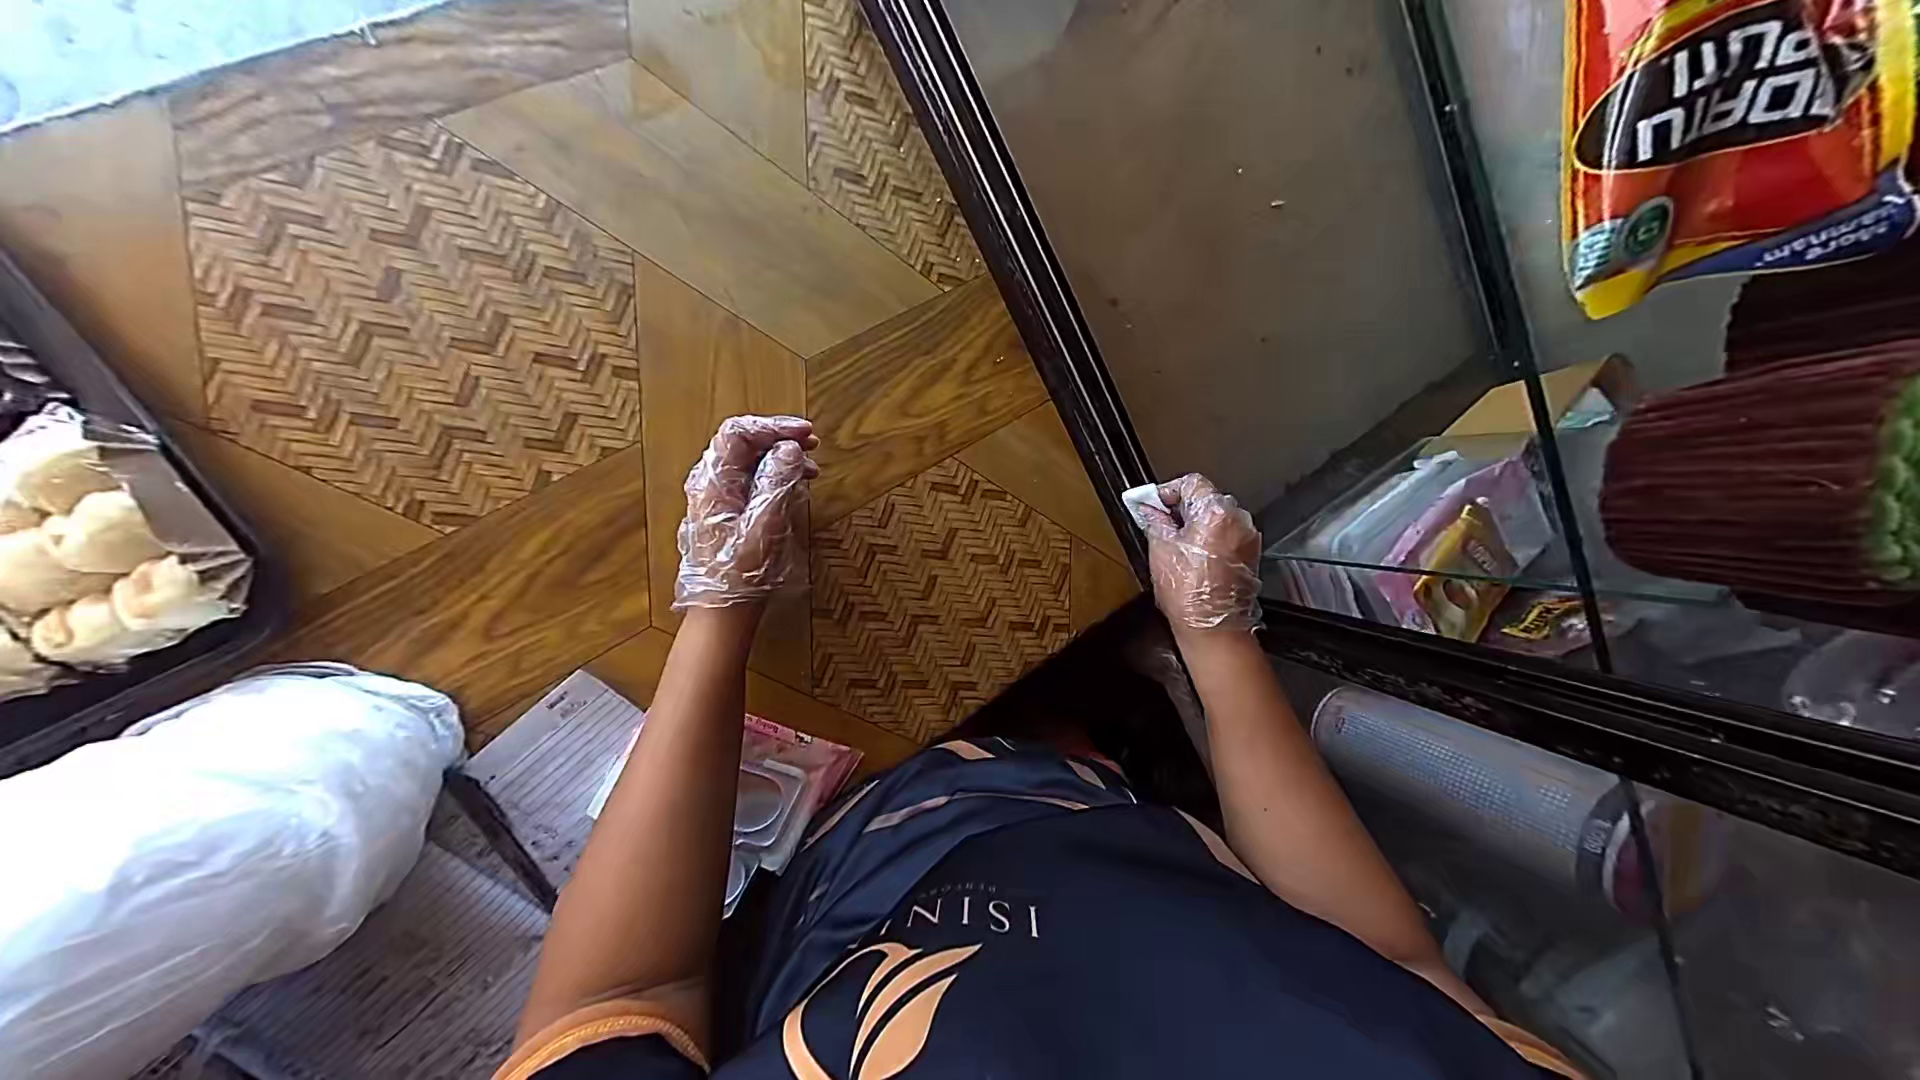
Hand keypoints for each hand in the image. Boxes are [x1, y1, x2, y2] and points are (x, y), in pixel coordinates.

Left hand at [673, 415, 818, 610]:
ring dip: (781, 459)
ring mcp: (718, 500)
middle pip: (744, 444)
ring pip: (750, 463)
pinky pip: (752, 483)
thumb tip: (789, 449)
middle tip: (813, 445)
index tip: (806, 433)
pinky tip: (795, 488)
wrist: (722, 612)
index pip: (738, 432)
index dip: (773, 425)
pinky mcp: (729, 515)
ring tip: (811, 470)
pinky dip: (776, 478)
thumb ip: (777, 481)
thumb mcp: (764, 523)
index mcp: (713, 482)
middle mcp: (711, 485)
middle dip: (780, 439)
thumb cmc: (741, 572)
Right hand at [1130, 473, 1262, 632]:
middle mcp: (1238, 521)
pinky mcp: (1250, 555)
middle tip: (1159, 523)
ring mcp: (1247, 539)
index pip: (1192, 482)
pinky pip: (1226, 536)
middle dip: (1182, 509)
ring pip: (1217, 518)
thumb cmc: (1190, 595)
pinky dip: (1210, 539)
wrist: (1213, 629)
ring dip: (1196, 524)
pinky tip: (1192, 557)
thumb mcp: (1160, 550)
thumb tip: (1148, 509)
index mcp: (1216, 513)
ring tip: (1175, 544)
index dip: (1168, 491)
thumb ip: (1155, 521)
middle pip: (1206, 499)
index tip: (1153, 503)